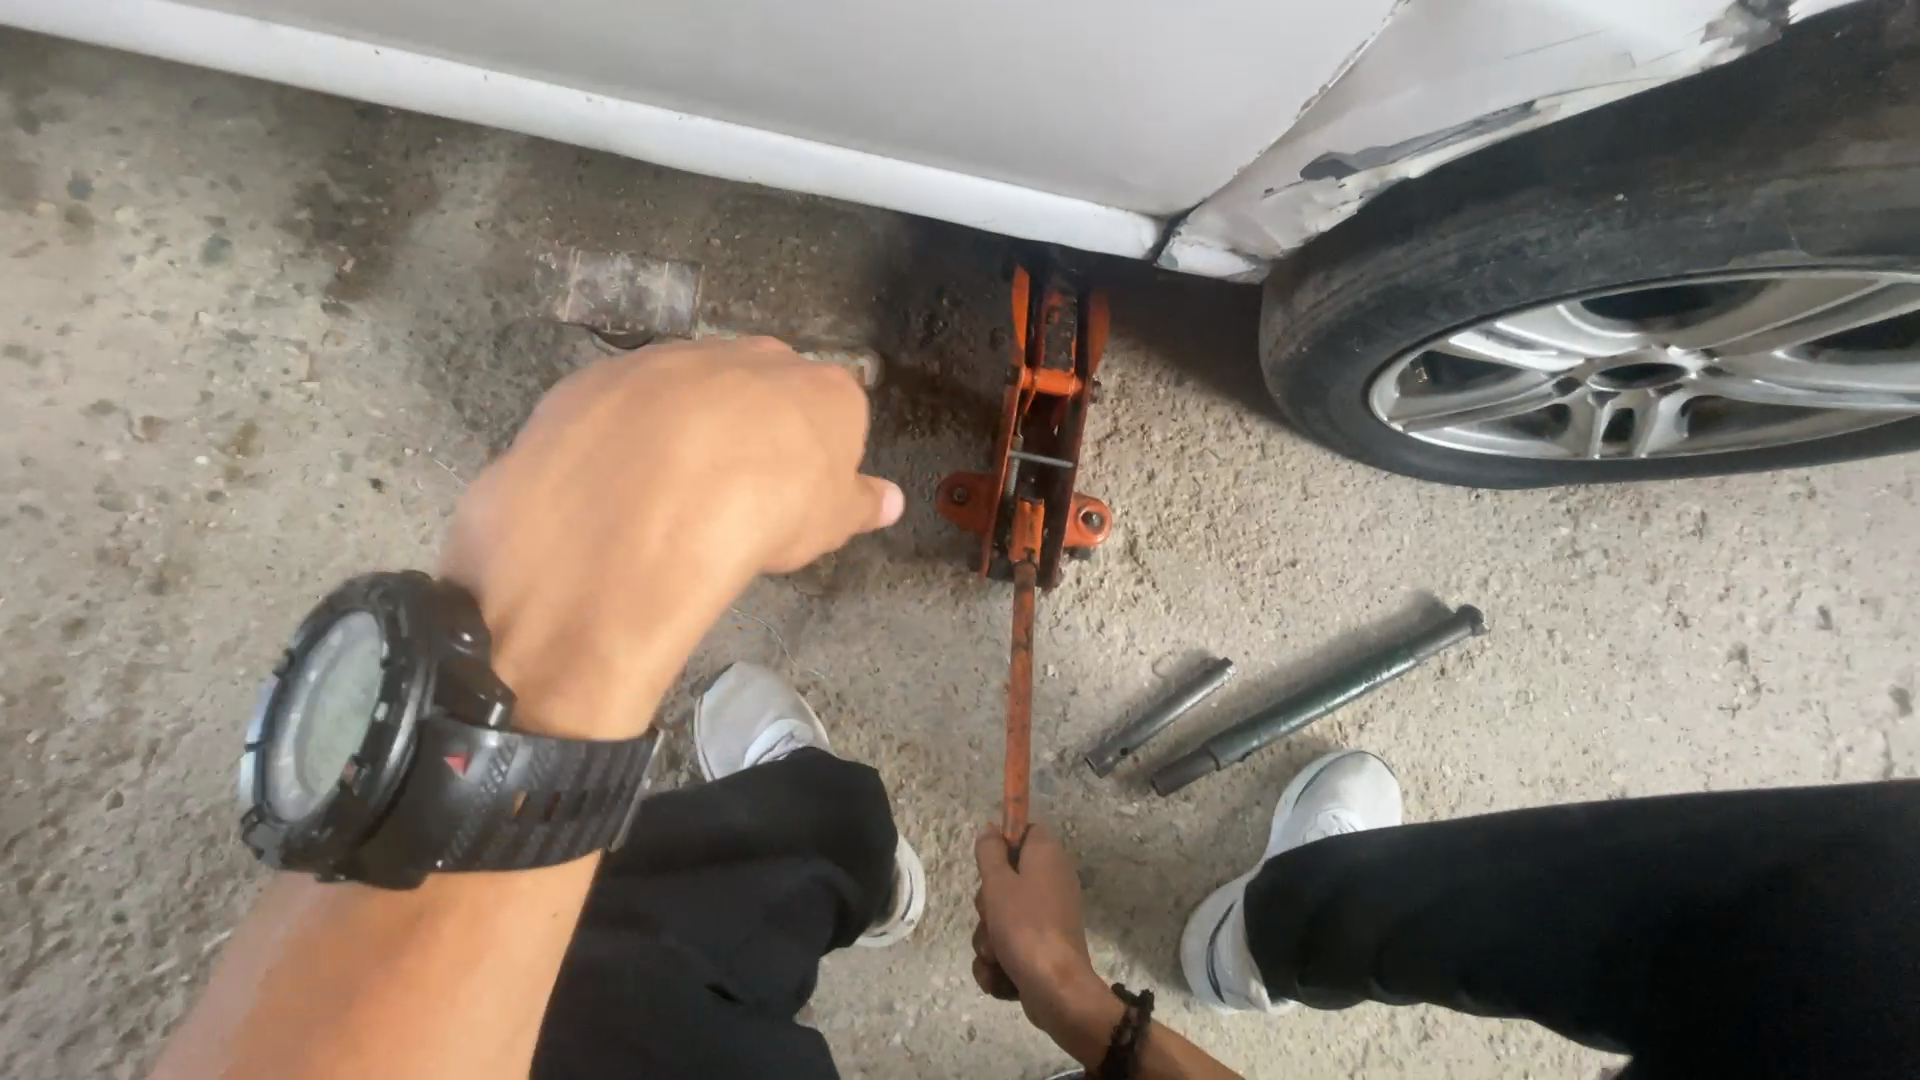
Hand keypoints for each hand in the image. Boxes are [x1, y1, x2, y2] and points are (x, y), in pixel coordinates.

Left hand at [439, 337, 903, 738]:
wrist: (659, 499)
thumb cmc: (773, 512)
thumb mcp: (833, 522)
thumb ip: (864, 504)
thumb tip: (892, 501)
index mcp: (825, 389)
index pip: (837, 413)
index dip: (818, 455)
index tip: (799, 493)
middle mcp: (759, 357)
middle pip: (767, 389)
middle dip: (758, 428)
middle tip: (740, 489)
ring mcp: (682, 356)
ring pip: (698, 387)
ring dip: (695, 424)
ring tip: (676, 487)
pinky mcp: (613, 371)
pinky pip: (633, 401)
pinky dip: (634, 430)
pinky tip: (626, 474)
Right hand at [972, 825, 1112, 1039]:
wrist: (1055, 989)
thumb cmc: (1025, 925)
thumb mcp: (998, 882)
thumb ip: (990, 851)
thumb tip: (991, 828)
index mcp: (1047, 856)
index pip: (1025, 831)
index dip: (1003, 843)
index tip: (987, 863)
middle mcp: (1052, 881)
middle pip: (1006, 878)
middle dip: (987, 903)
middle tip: (990, 914)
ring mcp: (1049, 917)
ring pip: (1002, 917)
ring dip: (989, 938)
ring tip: (995, 954)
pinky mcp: (1044, 948)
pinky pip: (1010, 945)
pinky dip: (1000, 962)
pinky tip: (999, 974)